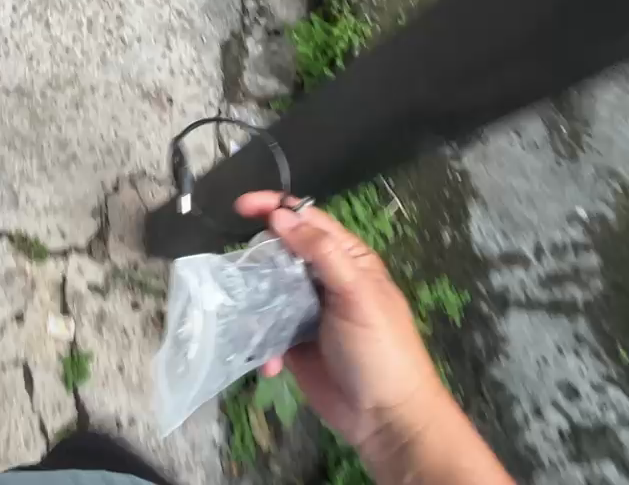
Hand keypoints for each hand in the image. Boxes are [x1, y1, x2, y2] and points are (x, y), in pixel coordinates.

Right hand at [235, 193, 448, 463]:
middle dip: (257, 257)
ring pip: (266, 286)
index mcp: (345, 259)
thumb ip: (321, 251)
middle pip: (279, 250)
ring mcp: (305, 308)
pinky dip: (261, 339)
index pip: (305, 219)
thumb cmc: (382, 350)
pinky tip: (271, 361)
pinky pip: (264, 325)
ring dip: (254, 301)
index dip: (273, 206)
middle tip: (240, 269)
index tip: (240, 207)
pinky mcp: (291, 338)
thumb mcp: (357, 294)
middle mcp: (323, 277)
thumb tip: (280, 214)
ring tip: (250, 317)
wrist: (388, 422)